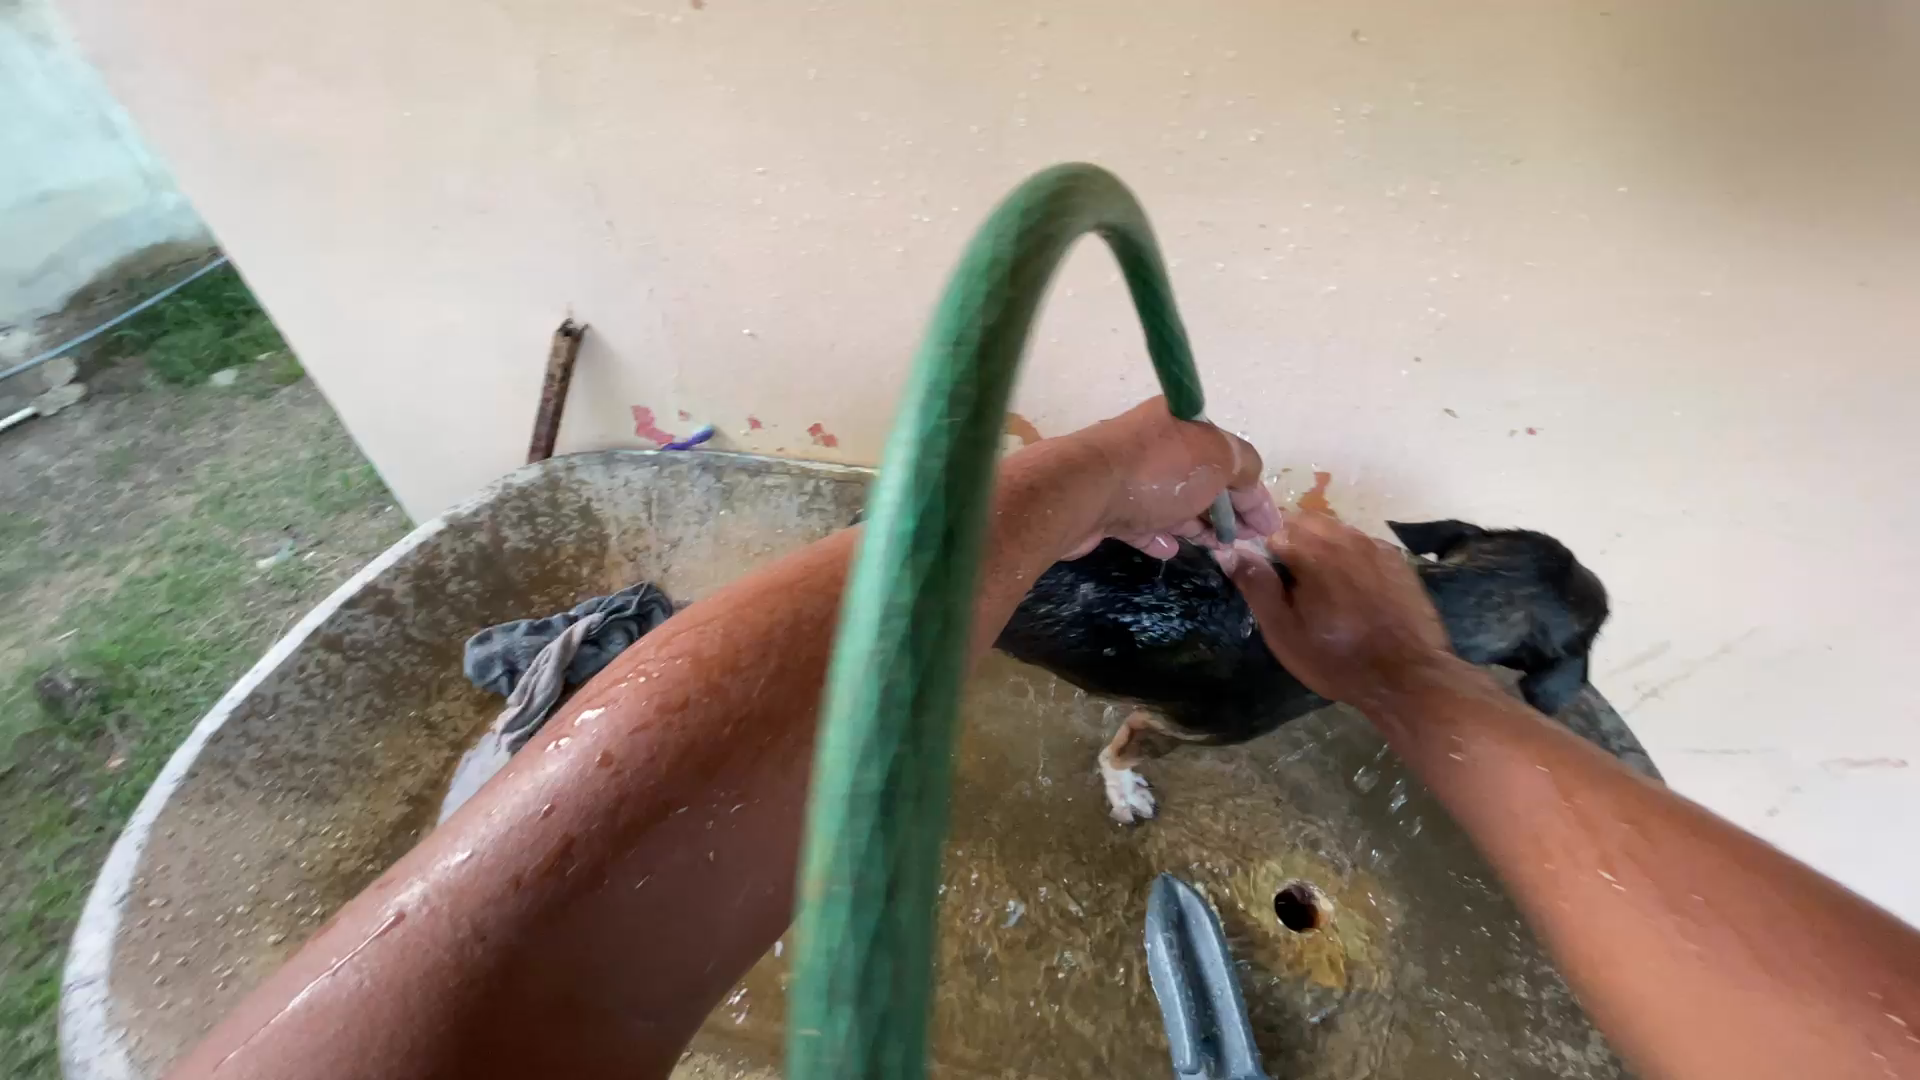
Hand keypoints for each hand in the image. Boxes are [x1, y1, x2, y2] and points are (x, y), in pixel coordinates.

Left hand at [1055, 397, 1281, 558]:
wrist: (1081, 493)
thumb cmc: (1157, 471)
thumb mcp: (1216, 457)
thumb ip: (1242, 464)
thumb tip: (1247, 478)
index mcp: (1179, 422)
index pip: (1227, 454)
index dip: (1253, 491)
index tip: (1268, 528)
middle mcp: (1152, 445)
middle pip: (1198, 479)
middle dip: (1226, 509)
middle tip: (1243, 541)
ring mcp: (1126, 477)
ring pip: (1170, 502)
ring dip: (1195, 524)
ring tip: (1217, 548)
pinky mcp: (1105, 507)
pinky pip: (1139, 523)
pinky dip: (1158, 536)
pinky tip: (1171, 551)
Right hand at [1218, 511, 1457, 706]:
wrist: (1407, 678)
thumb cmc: (1335, 658)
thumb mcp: (1283, 630)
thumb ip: (1256, 585)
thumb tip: (1231, 552)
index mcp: (1311, 552)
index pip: (1269, 527)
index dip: (1258, 546)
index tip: (1258, 570)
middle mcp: (1344, 538)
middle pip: (1302, 520)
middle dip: (1286, 539)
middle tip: (1283, 575)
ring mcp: (1375, 546)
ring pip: (1333, 528)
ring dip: (1316, 543)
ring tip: (1314, 579)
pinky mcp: (1396, 560)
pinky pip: (1360, 542)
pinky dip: (1345, 553)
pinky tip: (1346, 583)